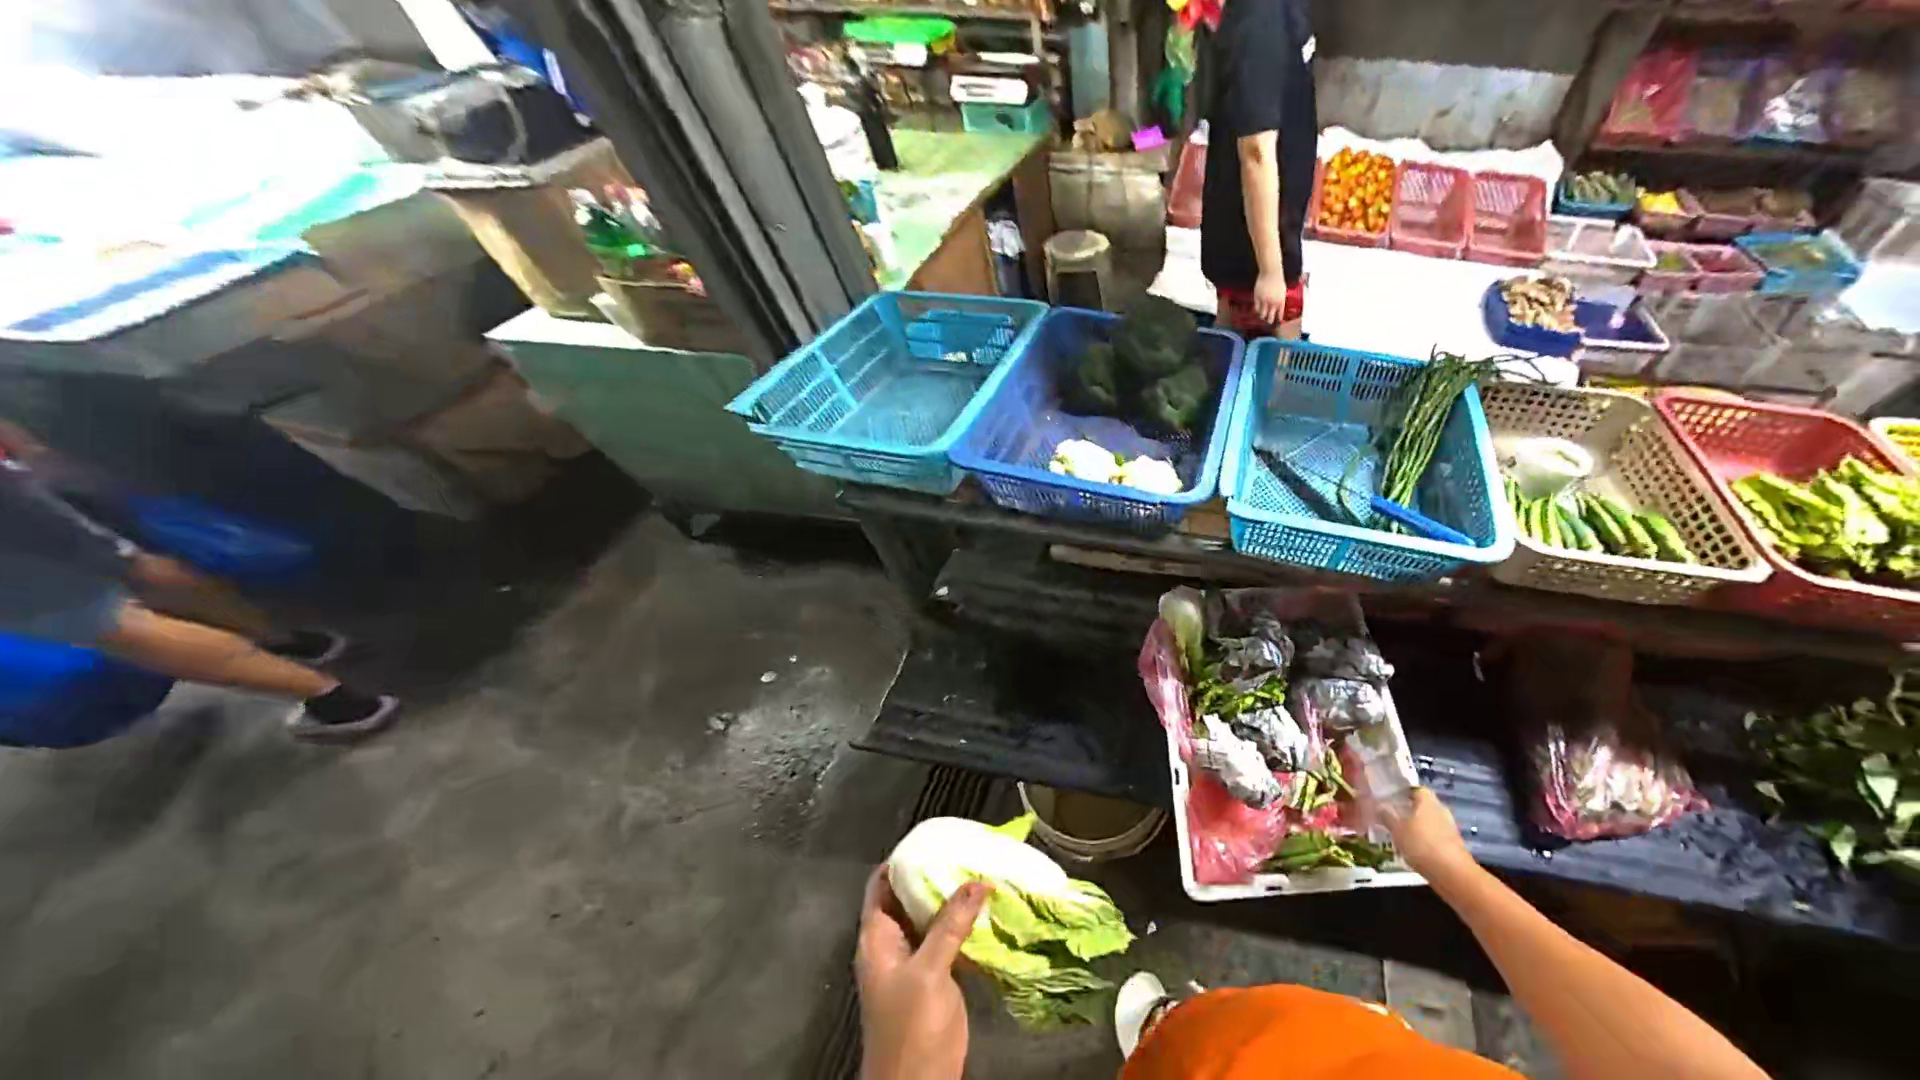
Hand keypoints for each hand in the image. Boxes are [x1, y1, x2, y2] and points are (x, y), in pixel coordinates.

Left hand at [855, 866, 990, 1079]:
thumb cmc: (910, 1027)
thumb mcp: (929, 971)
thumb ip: (950, 924)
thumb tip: (977, 880)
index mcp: (876, 937)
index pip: (881, 884)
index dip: (902, 860)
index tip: (932, 841)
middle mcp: (891, 944)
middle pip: (908, 899)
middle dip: (933, 877)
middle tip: (965, 853)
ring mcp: (912, 963)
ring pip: (929, 920)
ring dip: (950, 901)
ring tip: (980, 873)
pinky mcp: (933, 980)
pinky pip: (945, 942)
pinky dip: (961, 927)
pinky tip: (985, 913)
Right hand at [1251, 270, 1288, 326]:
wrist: (1271, 272)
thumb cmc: (1277, 279)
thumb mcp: (1282, 290)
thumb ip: (1280, 299)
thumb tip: (1277, 306)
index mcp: (1281, 301)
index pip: (1280, 313)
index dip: (1278, 318)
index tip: (1277, 320)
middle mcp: (1273, 303)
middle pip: (1270, 316)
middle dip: (1269, 320)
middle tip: (1268, 321)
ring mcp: (1265, 301)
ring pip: (1262, 314)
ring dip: (1262, 316)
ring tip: (1261, 317)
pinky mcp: (1258, 298)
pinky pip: (1256, 308)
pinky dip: (1256, 310)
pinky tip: (1257, 310)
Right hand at [1383, 788, 1475, 880]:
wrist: (1452, 874)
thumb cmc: (1421, 844)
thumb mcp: (1396, 829)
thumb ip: (1386, 816)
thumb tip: (1378, 806)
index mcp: (1428, 802)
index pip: (1416, 789)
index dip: (1403, 791)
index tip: (1389, 797)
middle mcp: (1441, 811)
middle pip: (1424, 805)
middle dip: (1409, 809)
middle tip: (1391, 814)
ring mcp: (1449, 829)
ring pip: (1429, 821)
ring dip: (1417, 825)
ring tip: (1399, 832)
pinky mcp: (1453, 845)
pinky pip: (1435, 836)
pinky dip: (1424, 839)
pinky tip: (1412, 847)